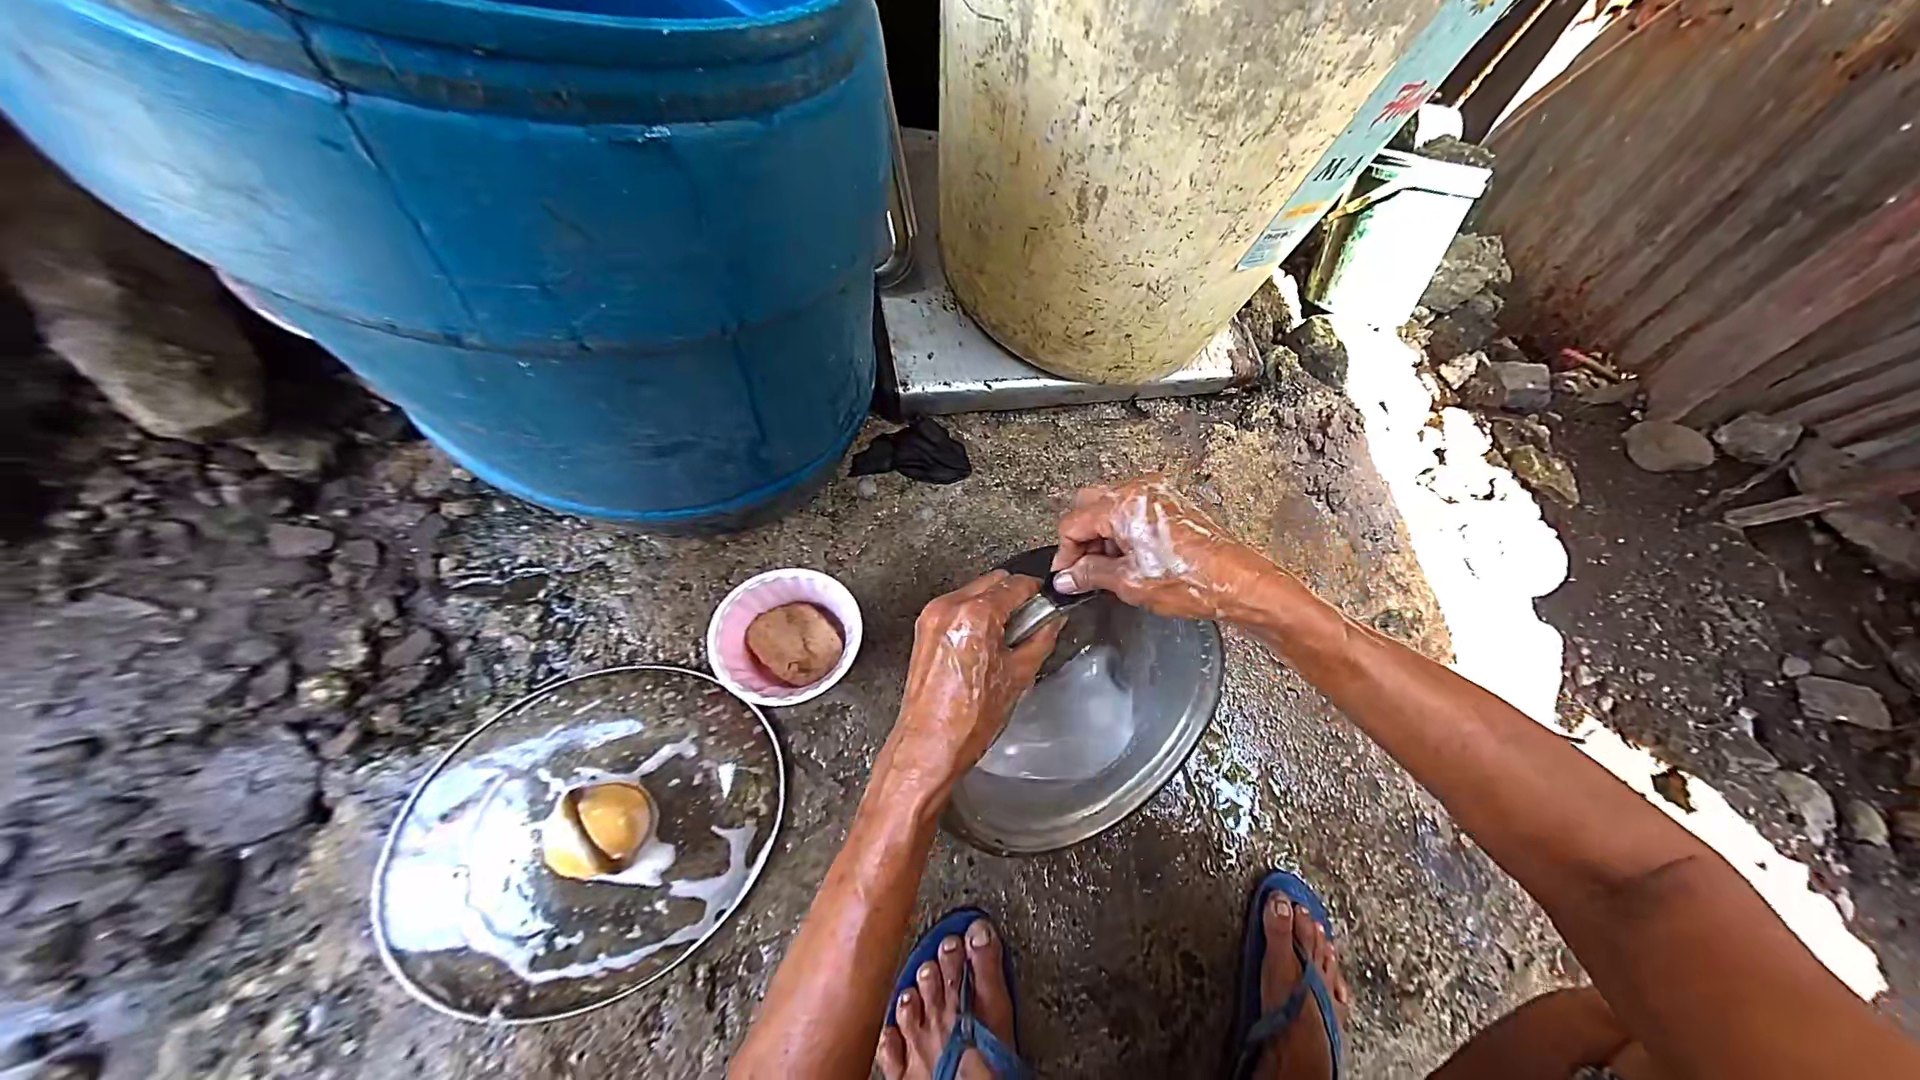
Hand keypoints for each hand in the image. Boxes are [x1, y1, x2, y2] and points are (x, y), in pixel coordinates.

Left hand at [888, 571, 1062, 788]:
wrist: (929, 745)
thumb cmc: (966, 720)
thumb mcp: (1018, 676)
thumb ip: (1040, 640)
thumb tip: (1051, 622)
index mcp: (976, 615)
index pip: (1016, 583)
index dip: (1037, 592)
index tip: (1046, 602)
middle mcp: (949, 608)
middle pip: (993, 581)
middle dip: (1014, 596)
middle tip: (1030, 622)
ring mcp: (933, 617)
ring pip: (974, 592)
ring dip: (993, 605)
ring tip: (1006, 639)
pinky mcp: (924, 629)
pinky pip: (956, 608)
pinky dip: (974, 616)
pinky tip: (985, 645)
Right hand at [1050, 476, 1277, 620]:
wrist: (1237, 582)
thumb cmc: (1193, 580)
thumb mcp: (1127, 582)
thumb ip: (1089, 574)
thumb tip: (1067, 577)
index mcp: (1123, 505)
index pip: (1073, 523)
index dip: (1065, 552)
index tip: (1065, 574)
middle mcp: (1139, 491)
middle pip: (1087, 507)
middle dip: (1081, 540)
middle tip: (1083, 570)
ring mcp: (1156, 494)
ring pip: (1109, 507)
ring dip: (1101, 536)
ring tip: (1109, 569)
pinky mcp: (1169, 504)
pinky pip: (1132, 510)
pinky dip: (1122, 532)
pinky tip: (1129, 559)